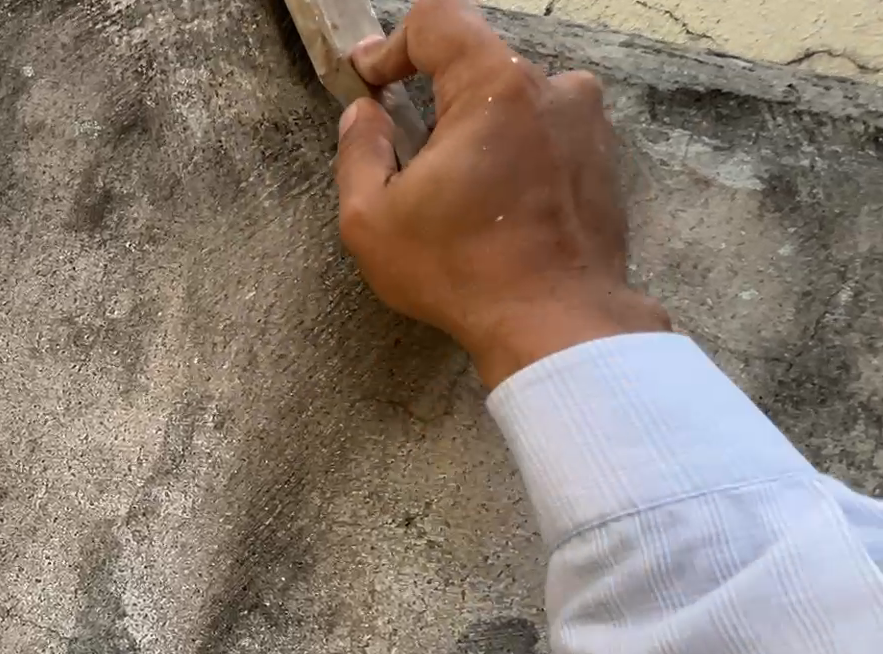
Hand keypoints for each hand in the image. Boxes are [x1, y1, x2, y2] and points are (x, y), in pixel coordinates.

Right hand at [334, 0, 669, 388]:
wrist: (550, 315)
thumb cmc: (451, 267)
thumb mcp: (370, 219)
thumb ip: (360, 153)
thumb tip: (363, 113)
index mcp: (493, 88)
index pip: (440, 21)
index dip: (392, 44)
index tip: (367, 80)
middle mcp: (552, 85)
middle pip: (476, 68)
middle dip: (432, 108)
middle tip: (404, 170)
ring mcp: (587, 118)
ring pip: (510, 106)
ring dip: (473, 137)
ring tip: (452, 202)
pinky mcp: (602, 153)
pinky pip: (541, 136)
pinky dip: (508, 158)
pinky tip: (491, 213)